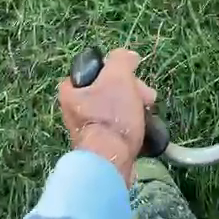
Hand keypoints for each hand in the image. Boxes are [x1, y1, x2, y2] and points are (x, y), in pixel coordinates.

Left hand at [57, 48, 157, 185]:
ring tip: (148, 112)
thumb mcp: (118, 76)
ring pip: (115, 107)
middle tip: (147, 97)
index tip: (131, 78)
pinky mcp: (99, 144)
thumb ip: (121, 59)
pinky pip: (117, 126)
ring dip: (134, 106)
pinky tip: (142, 127)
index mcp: (71, 90)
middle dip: (132, 90)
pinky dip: (130, 124)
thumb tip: (129, 56)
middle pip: (109, 88)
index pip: (96, 69)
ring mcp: (86, 128)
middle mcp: (74, 109)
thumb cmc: (111, 116)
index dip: (117, 71)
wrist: (111, 162)